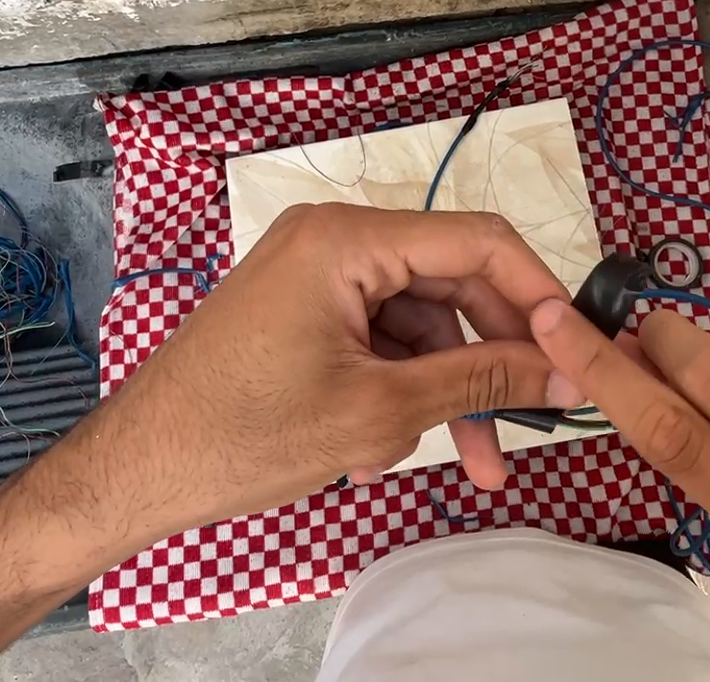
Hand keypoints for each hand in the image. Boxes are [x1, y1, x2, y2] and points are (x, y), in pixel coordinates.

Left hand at [92, 203, 577, 543]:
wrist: (134, 472)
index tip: (576, 349)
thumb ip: (482, 379)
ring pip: (417, 321)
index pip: (477, 239)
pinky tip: (388, 449)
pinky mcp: (307, 306)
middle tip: (528, 424)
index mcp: (350, 237)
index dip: (536, 292)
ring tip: (463, 462)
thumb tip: (565, 370)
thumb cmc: (248, 434)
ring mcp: (319, 271)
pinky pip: (380, 335)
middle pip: (449, 284)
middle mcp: (337, 237)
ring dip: (443, 388)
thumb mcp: (381, 411)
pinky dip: (400, 386)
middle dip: (488, 359)